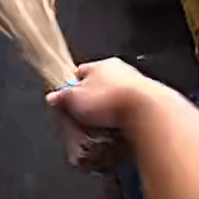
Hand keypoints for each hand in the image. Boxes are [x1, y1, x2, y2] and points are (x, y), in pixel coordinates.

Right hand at [46, 58, 172, 131]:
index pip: (80, 73)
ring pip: (113, 101)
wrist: (146, 111)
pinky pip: (127, 114)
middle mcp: (121, 72)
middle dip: (88, 104)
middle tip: (80, 120)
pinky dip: (120, 122)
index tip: (65, 102)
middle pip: (98, 87)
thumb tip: (52, 97)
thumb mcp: (73, 98)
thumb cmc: (111, 100)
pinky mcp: (146, 104)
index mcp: (103, 65)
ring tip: (97, 130)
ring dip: (105, 114)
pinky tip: (114, 133)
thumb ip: (61, 97)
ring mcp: (135, 87)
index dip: (70, 88)